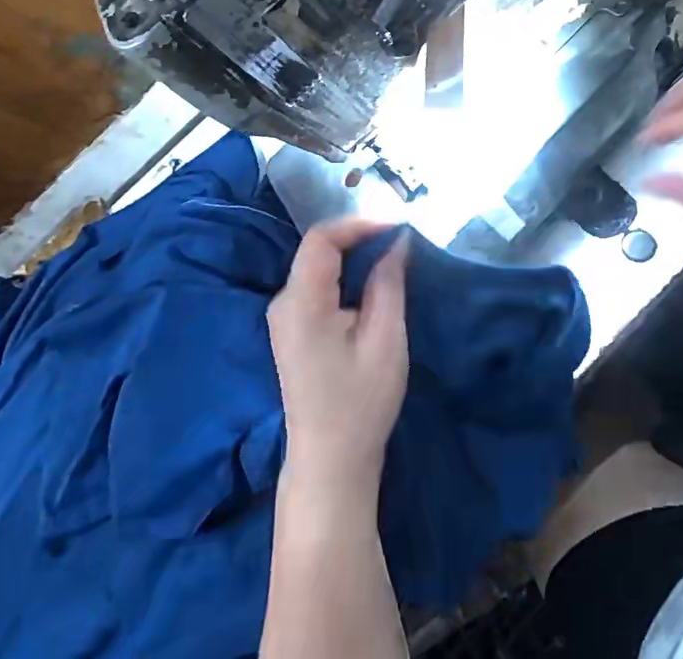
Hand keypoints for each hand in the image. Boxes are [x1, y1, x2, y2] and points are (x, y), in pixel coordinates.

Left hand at [268, 219, 410, 494]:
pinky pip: (315, 285)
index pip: (321, 239)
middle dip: (358, 236)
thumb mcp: (385, 340)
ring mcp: (283, 316)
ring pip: (316, 265)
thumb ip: (389, 283)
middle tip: (399, 237)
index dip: (359, 223)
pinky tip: (370, 281)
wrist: (330, 459)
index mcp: (300, 303)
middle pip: (316, 249)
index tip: (397, 226)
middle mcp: (283, 302)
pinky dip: (343, 274)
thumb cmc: (361, 403)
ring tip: (391, 254)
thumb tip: (397, 242)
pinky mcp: (291, 328)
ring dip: (352, 255)